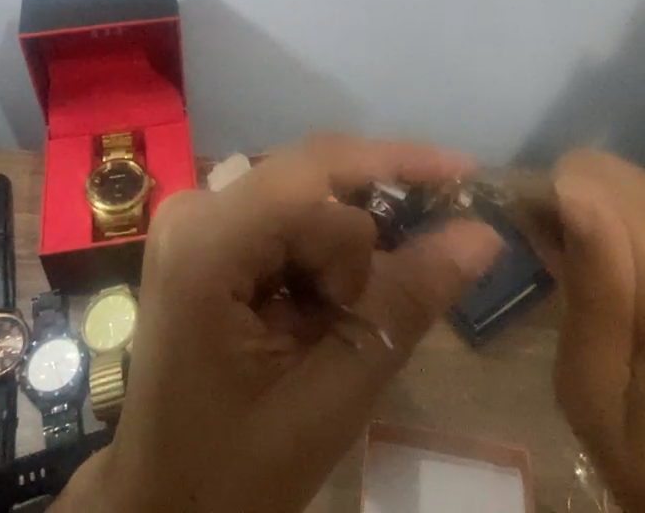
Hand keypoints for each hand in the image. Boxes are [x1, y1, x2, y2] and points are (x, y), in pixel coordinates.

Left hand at [58, 136, 504, 512]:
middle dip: (376, 217)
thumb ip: (405, 304)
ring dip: (351, 243)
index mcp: (207, 244)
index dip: (397, 165)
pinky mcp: (204, 237)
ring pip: (304, 193)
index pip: (315, 174)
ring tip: (356, 316)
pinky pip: (284, 214)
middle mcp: (194, 211)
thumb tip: (483, 234)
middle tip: (428, 262)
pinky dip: (325, 250)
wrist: (161, 500)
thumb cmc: (237, 465)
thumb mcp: (334, 393)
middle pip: (310, 176)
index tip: (468, 179)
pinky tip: (334, 303)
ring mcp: (194, 221)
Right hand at [546, 151, 644, 512]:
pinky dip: (640, 222)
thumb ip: (588, 296)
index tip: (520, 236)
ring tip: (595, 268)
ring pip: (644, 179)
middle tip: (553, 258)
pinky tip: (637, 269)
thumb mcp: (594, 401)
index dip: (544, 198)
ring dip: (605, 211)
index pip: (598, 189)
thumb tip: (569, 194)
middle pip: (620, 176)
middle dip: (571, 203)